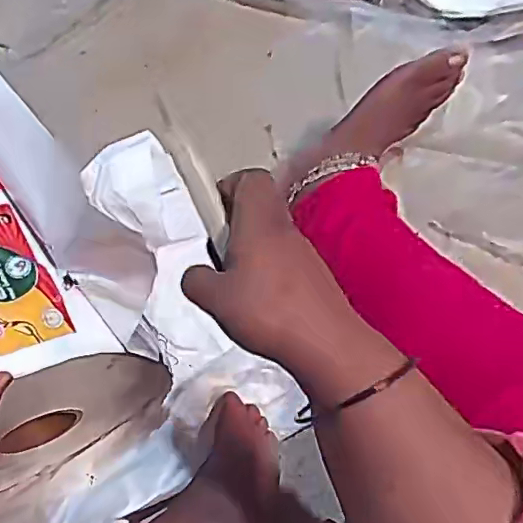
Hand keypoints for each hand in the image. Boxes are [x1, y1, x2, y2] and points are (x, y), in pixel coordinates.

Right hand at [183, 170, 399, 400]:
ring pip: (270, 236)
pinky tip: (258, 304)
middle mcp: (284, 229)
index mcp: (259, 222)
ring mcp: (303, 252)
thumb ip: (196, 280)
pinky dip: (266, 274)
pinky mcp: (313, 275)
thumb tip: (196, 275)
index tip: (210, 215)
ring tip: (234, 286)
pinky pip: (283, 261)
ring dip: (248, 252)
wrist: (326, 343)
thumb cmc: (268, 312)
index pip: (249, 178)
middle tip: (216, 255)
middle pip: (258, 208)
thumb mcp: (214, 299)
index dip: (226, 187)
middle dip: (232, 226)